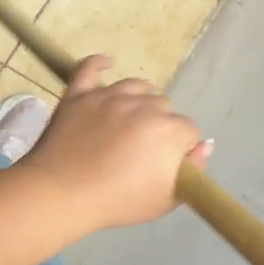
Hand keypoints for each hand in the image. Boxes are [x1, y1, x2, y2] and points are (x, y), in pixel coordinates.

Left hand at [18, 54, 210, 230]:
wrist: (61, 193)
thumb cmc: (117, 201)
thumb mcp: (167, 198)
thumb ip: (192, 170)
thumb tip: (202, 146)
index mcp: (168, 129)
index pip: (188, 131)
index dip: (181, 147)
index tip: (165, 163)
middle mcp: (141, 105)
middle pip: (162, 106)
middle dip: (159, 124)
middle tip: (141, 148)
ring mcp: (107, 97)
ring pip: (134, 86)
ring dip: (139, 98)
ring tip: (132, 115)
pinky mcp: (78, 96)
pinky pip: (88, 69)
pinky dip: (98, 63)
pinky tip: (106, 63)